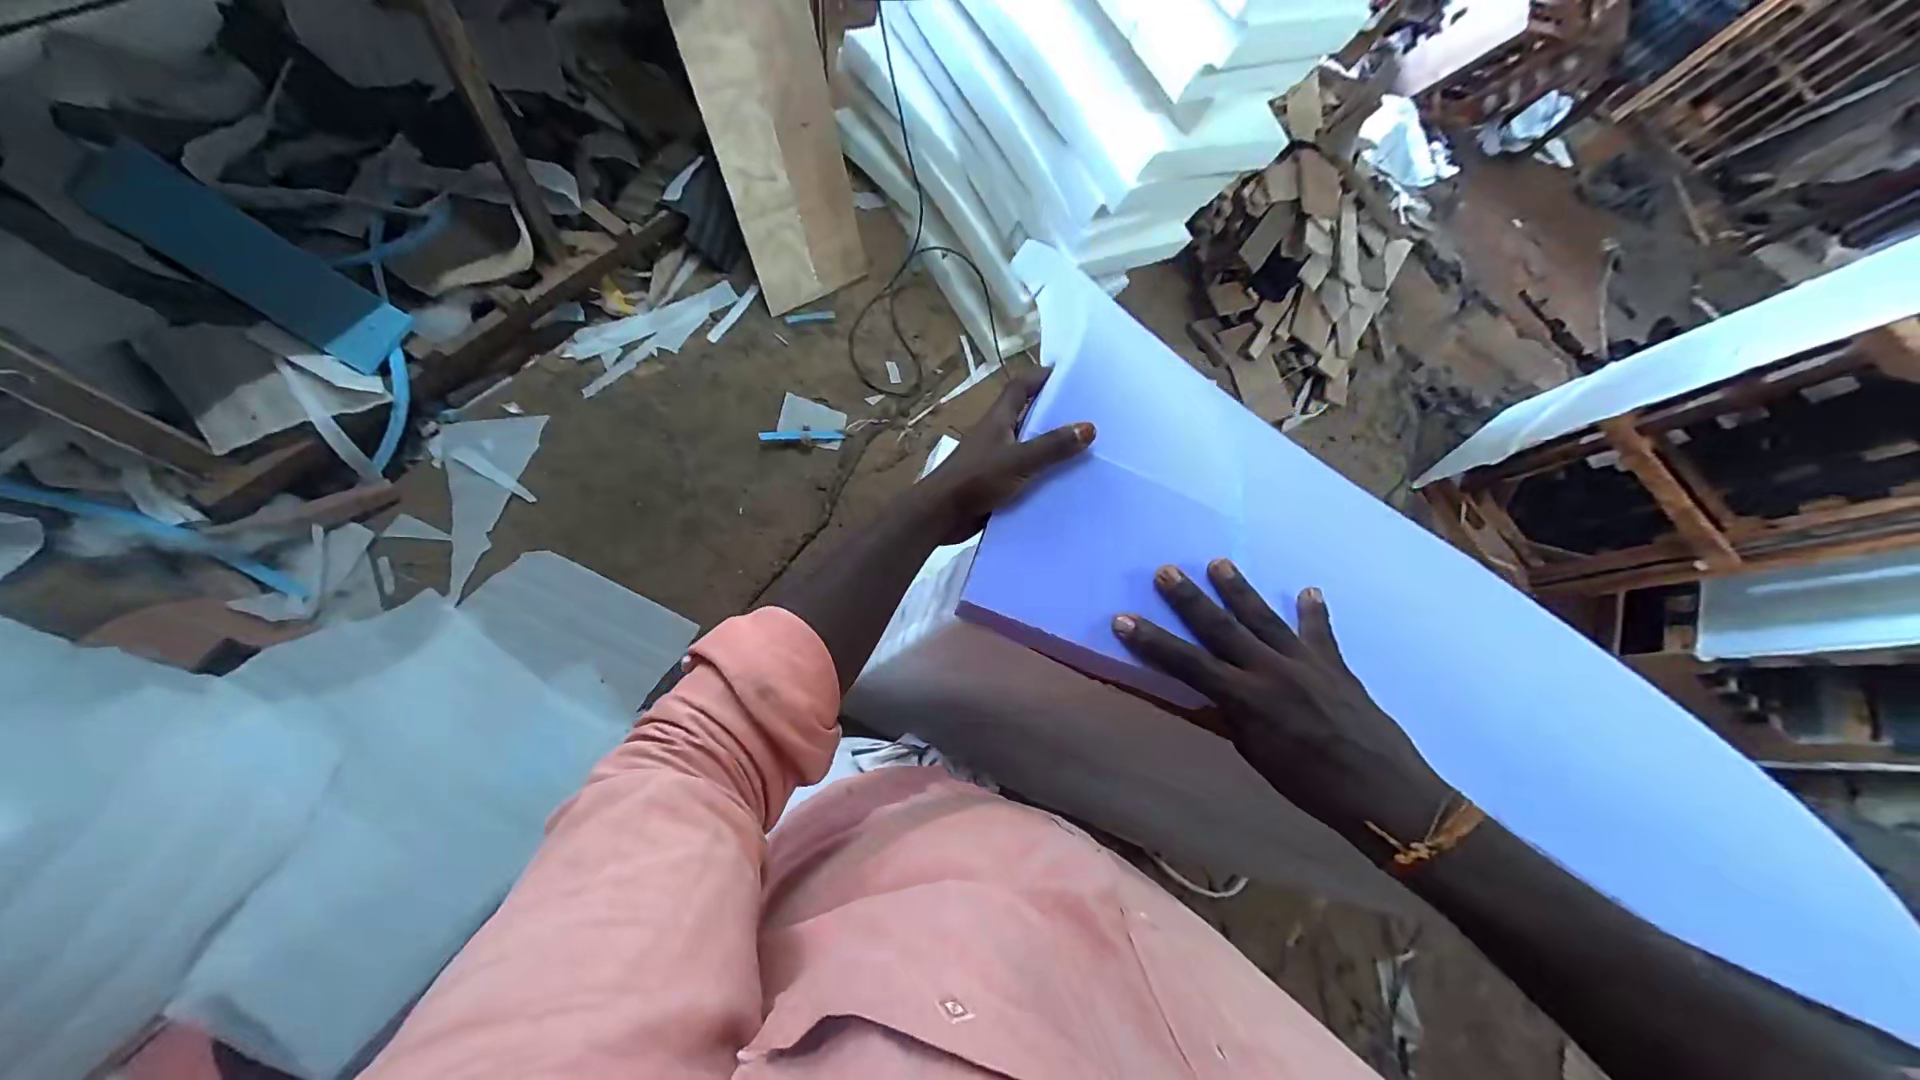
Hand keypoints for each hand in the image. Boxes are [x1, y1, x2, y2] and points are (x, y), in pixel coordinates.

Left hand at [910, 367, 1094, 544]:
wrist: (941, 514)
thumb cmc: (976, 479)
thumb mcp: (1019, 460)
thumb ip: (1052, 446)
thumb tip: (1089, 427)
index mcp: (998, 420)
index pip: (1020, 387)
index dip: (1041, 377)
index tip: (1067, 376)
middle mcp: (996, 435)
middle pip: (1026, 416)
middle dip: (1053, 414)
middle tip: (1086, 416)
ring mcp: (993, 460)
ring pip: (1026, 447)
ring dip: (1049, 448)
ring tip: (1083, 451)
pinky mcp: (993, 483)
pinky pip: (1023, 474)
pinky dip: (1040, 475)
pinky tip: (1062, 484)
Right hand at [1111, 560, 1449, 854]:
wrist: (1385, 793)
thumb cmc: (1311, 785)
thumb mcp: (1257, 755)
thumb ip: (1231, 717)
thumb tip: (1208, 694)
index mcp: (1246, 699)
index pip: (1187, 663)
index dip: (1152, 642)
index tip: (1124, 619)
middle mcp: (1271, 671)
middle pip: (1221, 628)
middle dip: (1189, 599)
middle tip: (1167, 571)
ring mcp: (1306, 663)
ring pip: (1264, 618)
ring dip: (1239, 589)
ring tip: (1219, 562)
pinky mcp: (1335, 665)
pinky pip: (1320, 632)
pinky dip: (1312, 611)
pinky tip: (1308, 590)